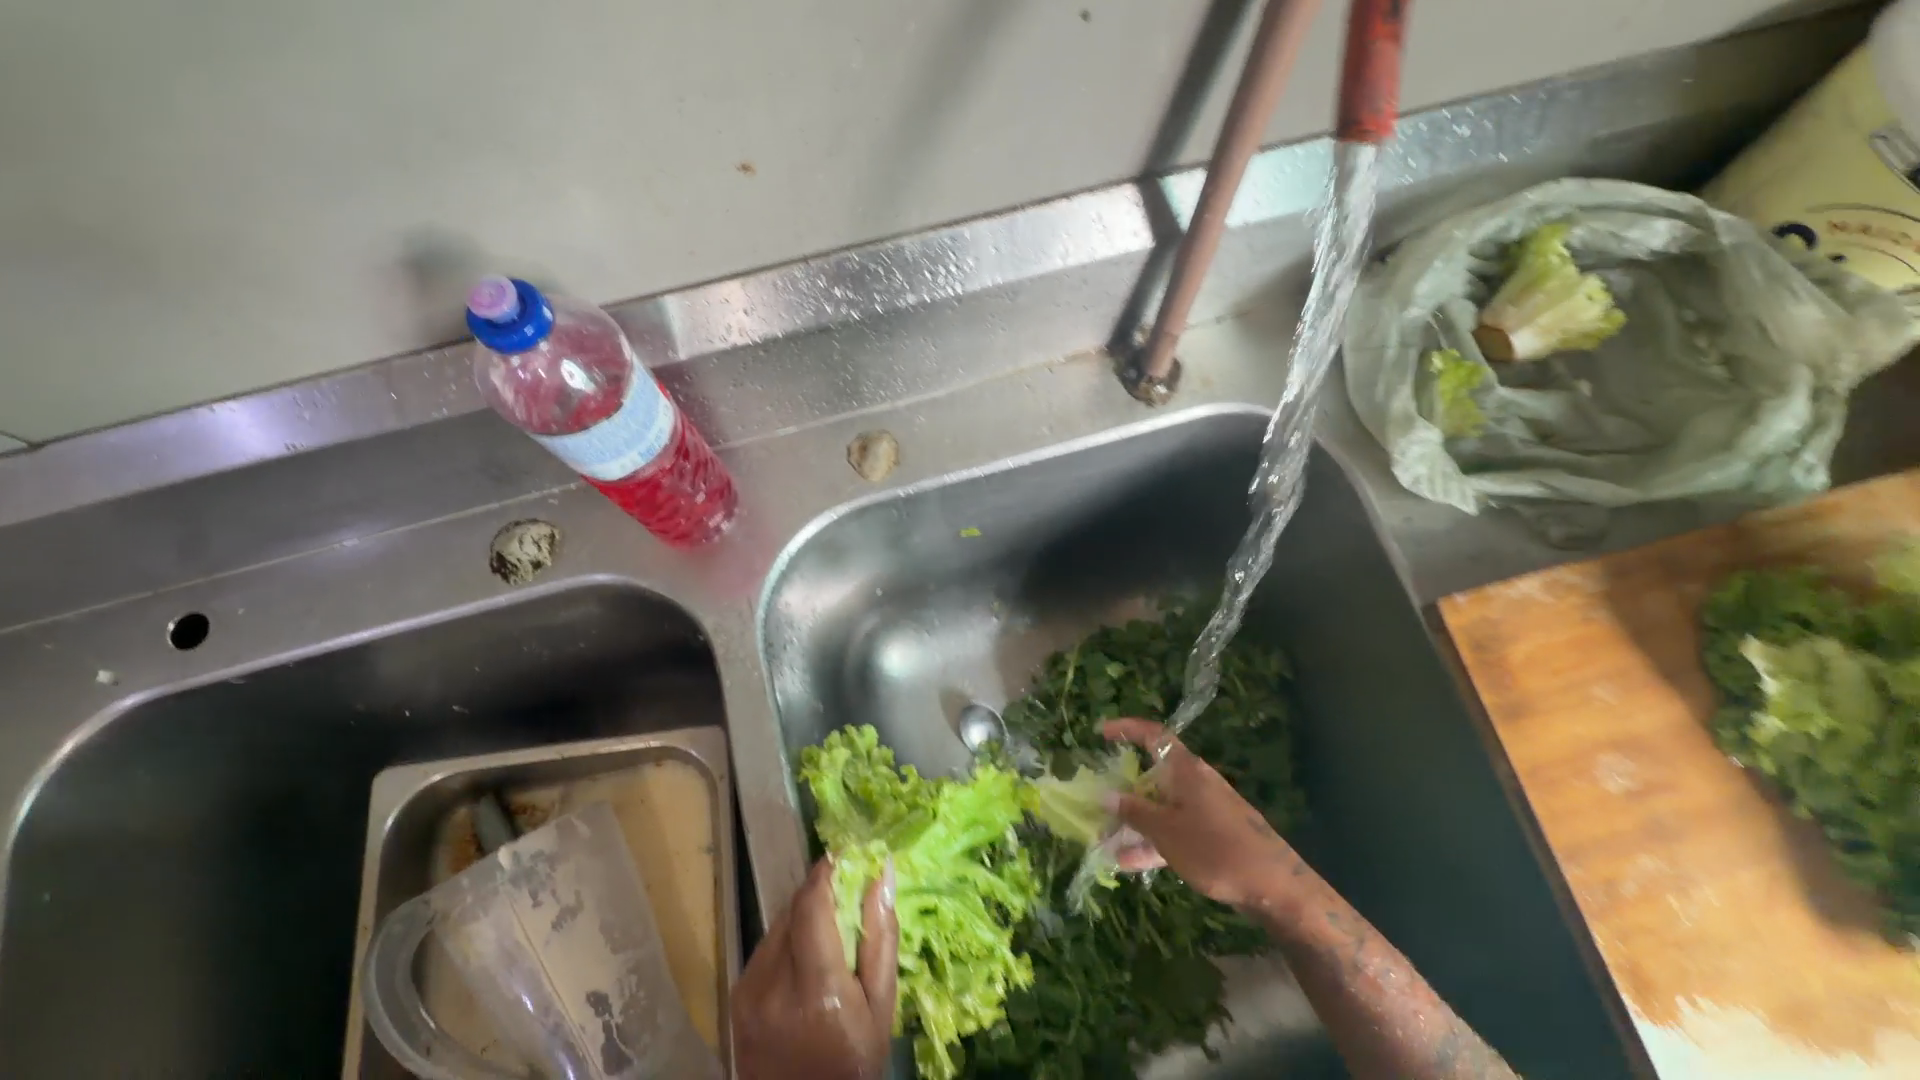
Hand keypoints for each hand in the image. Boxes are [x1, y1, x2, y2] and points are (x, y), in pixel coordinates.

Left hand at [732, 857, 897, 1079]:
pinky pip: (764, 949)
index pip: (811, 905)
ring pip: (777, 926)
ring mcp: (747, 991)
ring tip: (829, 931)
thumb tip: (881, 871)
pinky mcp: (735, 997)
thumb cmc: (854, 1061)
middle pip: (793, 910)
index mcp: (815, 988)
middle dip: (820, 893)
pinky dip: (787, 942)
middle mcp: (771, 984)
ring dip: (803, 916)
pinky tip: (806, 959)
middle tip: (847, 891)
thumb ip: (881, 936)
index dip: (827, 872)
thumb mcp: (881, 1005)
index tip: (848, 855)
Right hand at [1102, 718, 1305, 910]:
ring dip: (1133, 824)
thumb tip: (1106, 794)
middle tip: (1096, 809)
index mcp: (1185, 769)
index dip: (1126, 729)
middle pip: (1152, 777)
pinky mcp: (1212, 834)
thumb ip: (1134, 812)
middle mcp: (1195, 782)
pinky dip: (1152, 842)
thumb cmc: (1215, 849)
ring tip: (1103, 843)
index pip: (1153, 735)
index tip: (1101, 733)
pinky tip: (1127, 864)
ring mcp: (1205, 809)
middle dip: (1122, 793)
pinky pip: (1173, 830)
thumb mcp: (1166, 831)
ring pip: (1160, 808)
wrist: (1274, 887)